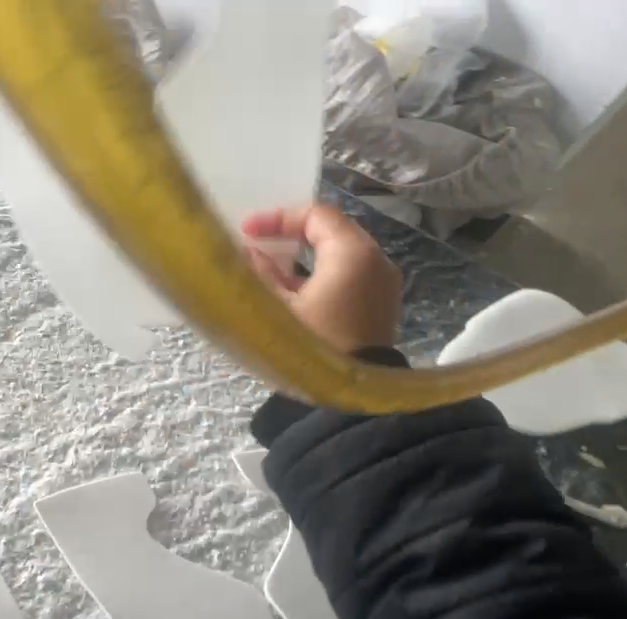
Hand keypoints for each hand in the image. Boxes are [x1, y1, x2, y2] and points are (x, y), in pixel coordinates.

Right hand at [241, 203, 402, 352]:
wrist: (346, 395)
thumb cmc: (307, 345)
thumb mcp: (273, 309)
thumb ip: (259, 275)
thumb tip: (248, 254)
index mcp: (353, 255)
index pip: (318, 216)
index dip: (278, 218)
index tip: (245, 230)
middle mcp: (375, 261)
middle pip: (332, 233)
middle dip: (290, 237)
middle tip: (255, 247)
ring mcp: (380, 285)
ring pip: (338, 258)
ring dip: (301, 260)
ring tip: (266, 273)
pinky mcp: (377, 307)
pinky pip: (345, 279)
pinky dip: (316, 277)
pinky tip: (289, 296)